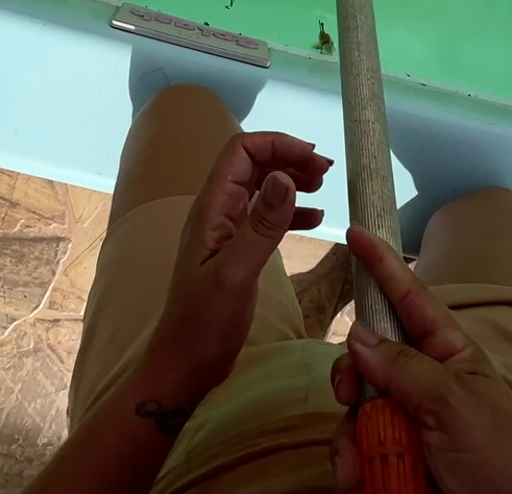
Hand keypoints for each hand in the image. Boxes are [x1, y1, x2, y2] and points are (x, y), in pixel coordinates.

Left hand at [141, 131, 332, 412]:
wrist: (185, 366)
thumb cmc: (204, 322)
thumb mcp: (236, 273)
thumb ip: (261, 225)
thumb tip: (286, 177)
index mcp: (212, 207)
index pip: (242, 151)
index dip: (277, 144)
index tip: (313, 158)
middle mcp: (218, 210)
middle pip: (253, 163)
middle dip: (289, 158)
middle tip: (326, 172)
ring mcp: (227, 229)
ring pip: (261, 186)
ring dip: (291, 179)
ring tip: (322, 186)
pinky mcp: (237, 249)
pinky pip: (266, 215)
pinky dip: (291, 210)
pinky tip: (315, 220)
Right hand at [329, 226, 511, 493]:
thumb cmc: (501, 459)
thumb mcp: (456, 405)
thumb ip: (404, 367)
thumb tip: (357, 333)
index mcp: (446, 352)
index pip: (409, 296)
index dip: (382, 263)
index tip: (356, 232)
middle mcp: (421, 379)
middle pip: (367, 354)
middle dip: (351, 373)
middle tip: (349, 395)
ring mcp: (406, 419)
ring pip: (356, 406)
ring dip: (349, 434)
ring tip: (357, 466)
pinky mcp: (393, 457)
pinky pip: (356, 447)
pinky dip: (351, 463)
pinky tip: (358, 480)